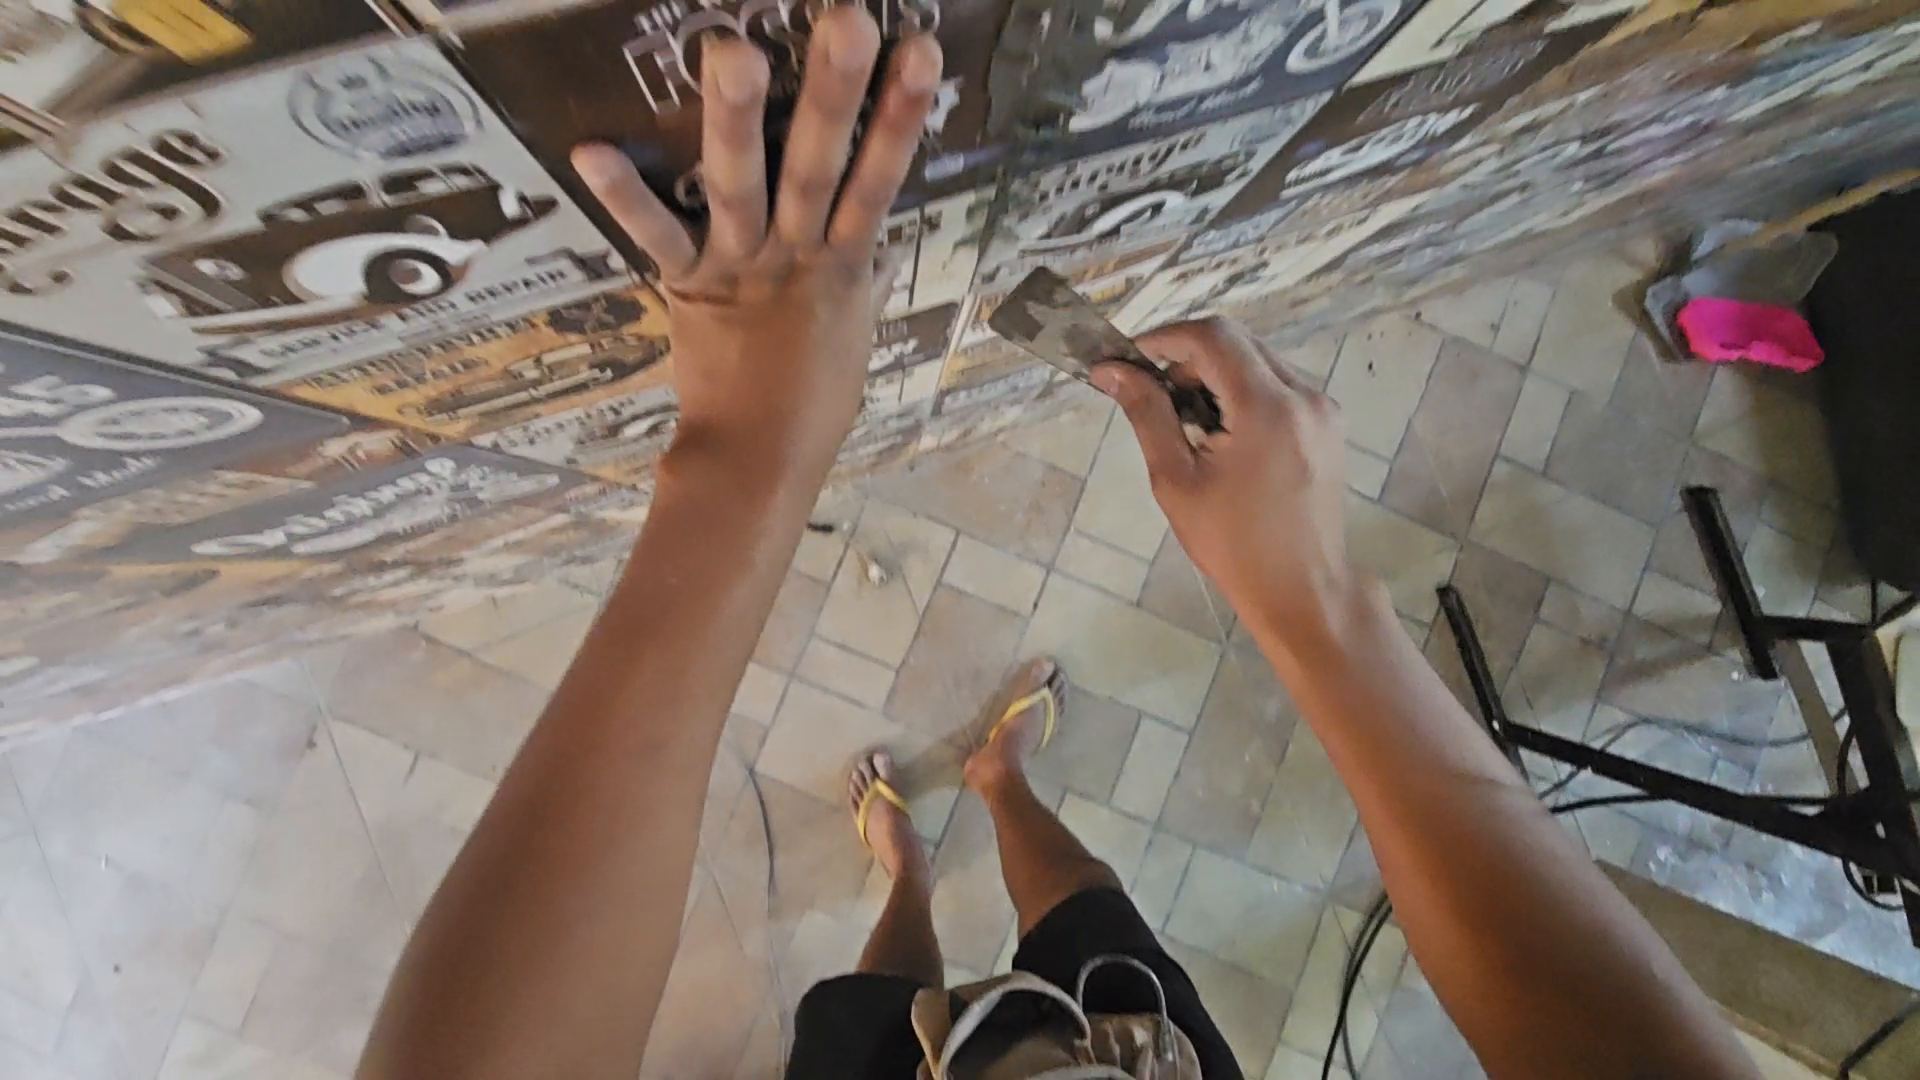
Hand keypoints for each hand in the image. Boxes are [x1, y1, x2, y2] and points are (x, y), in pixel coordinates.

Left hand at [570, 10, 941, 480]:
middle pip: (821, 170)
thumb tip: (886, 248)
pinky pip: (659, 238)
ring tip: (734, 46)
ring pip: (745, 188)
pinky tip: (590, 148)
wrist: (762, 457)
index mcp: (844, 270)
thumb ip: (866, 285)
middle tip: (849, 19)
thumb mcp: (853, 339)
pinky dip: (627, 200)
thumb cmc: (814, 404)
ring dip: (738, 120)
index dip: (900, 121)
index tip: (920, 53)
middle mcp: (798, 258)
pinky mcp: (692, 287)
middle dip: (838, 95)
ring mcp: (743, 269)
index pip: (880, 184)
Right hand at [1092, 317, 1360, 640]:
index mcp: (1267, 408)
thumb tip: (1110, 372)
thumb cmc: (1231, 543)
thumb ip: (1147, 414)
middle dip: (1187, 357)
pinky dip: (1240, 392)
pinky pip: (1276, 384)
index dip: (1164, 337)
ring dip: (1213, 374)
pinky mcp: (1327, 422)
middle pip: (1237, 341)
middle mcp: (1304, 395)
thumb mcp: (1176, 480)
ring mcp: (1323, 407)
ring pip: (1257, 359)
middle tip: (1154, 395)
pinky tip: (1220, 432)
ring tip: (1185, 420)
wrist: (1302, 587)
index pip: (1213, 336)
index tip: (1130, 359)